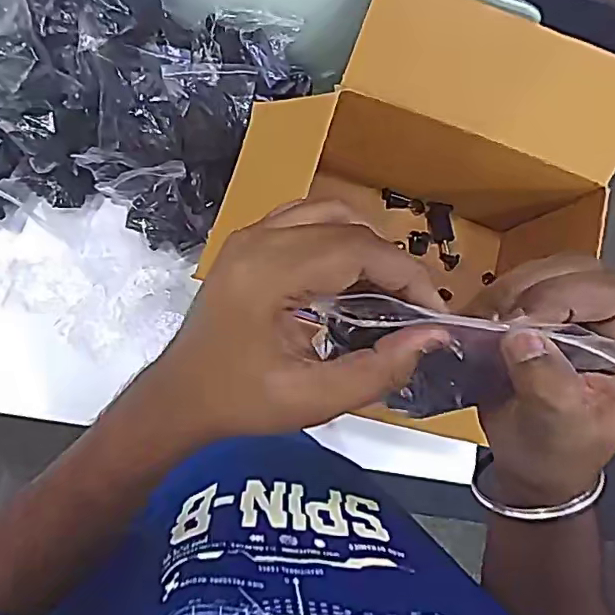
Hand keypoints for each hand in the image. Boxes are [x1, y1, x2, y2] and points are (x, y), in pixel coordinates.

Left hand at [116, 199, 450, 446]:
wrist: (180, 398)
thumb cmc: (239, 402)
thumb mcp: (314, 399)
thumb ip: (380, 369)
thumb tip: (433, 337)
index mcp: (270, 274)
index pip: (360, 250)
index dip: (409, 276)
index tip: (434, 311)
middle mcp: (259, 240)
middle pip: (350, 227)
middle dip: (393, 264)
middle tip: (415, 308)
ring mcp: (251, 234)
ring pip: (332, 212)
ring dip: (369, 246)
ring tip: (386, 290)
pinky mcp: (249, 241)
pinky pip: (308, 217)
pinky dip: (340, 237)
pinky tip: (350, 275)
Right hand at [468, 255, 614, 504]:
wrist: (532, 467)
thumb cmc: (558, 455)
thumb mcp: (558, 429)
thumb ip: (547, 385)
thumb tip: (522, 338)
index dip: (570, 296)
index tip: (524, 320)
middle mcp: (610, 324)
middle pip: (580, 271)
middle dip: (535, 287)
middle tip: (500, 318)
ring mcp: (575, 315)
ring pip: (548, 271)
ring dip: (511, 288)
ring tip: (486, 319)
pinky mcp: (543, 315)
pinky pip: (522, 286)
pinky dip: (496, 296)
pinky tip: (479, 318)